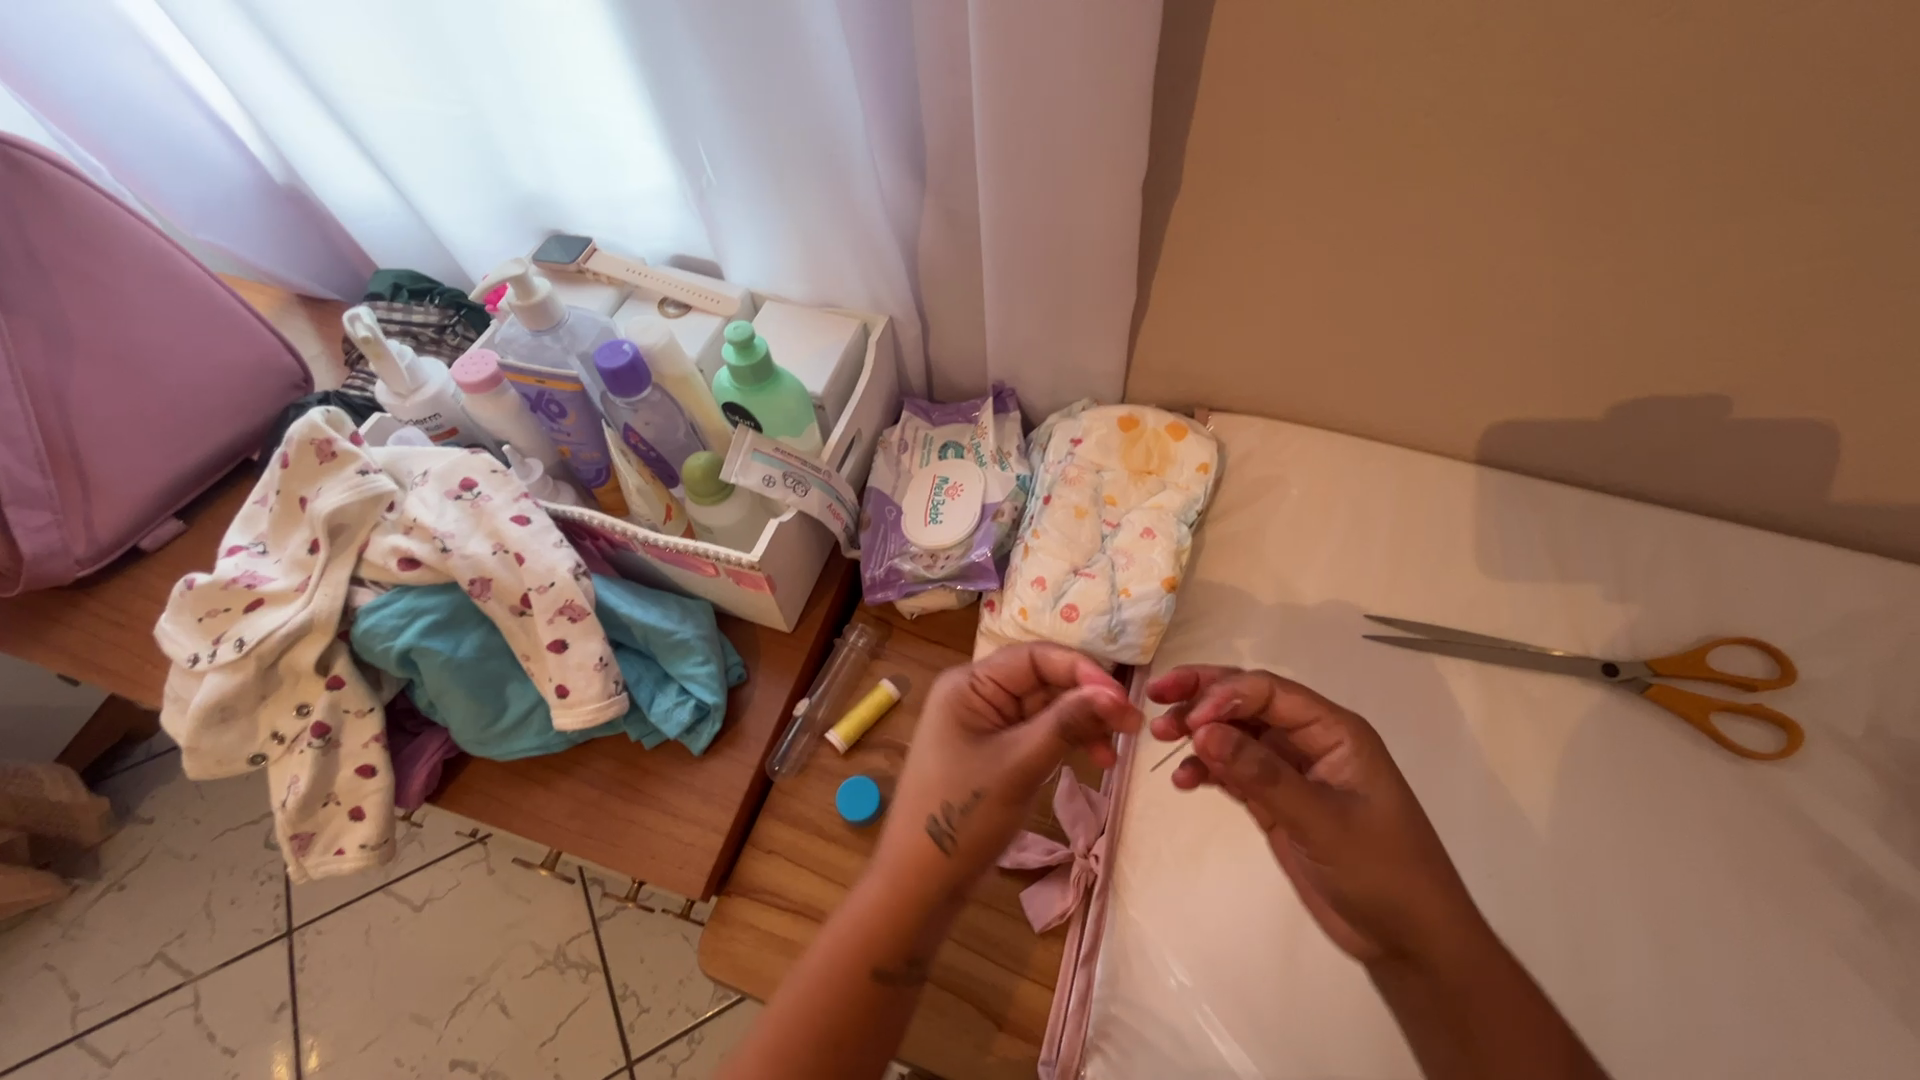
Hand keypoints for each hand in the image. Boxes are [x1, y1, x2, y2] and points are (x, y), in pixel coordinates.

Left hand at [875, 644, 1140, 899]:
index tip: (1123, 700)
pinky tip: (1097, 759)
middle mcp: (975, 694)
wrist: (920, 882)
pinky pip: (1037, 732)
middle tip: (1133, 726)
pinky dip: (1067, 741)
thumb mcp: (1019, 765)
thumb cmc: (964, 817)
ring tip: (1116, 751)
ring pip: (1045, 708)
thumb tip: (1115, 694)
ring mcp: (984, 724)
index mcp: (969, 684)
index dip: (1083, 671)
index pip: (1035, 657)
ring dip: (1082, 723)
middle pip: (1043, 680)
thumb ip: (1067, 723)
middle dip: (1087, 699)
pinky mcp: (994, 751)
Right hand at [1149, 666, 1486, 967]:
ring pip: (1235, 735)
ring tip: (1160, 739)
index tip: (1188, 722)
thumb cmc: (1382, 872)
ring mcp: (1292, 772)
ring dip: (1198, 733)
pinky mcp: (1277, 802)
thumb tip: (1202, 730)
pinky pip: (1234, 771)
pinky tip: (1184, 781)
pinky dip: (1207, 770)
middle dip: (1201, 696)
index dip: (1224, 695)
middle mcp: (1310, 742)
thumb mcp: (1322, 822)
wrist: (1410, 940)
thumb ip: (1262, 774)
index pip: (1269, 691)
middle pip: (1248, 702)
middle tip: (1155, 696)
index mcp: (1334, 731)